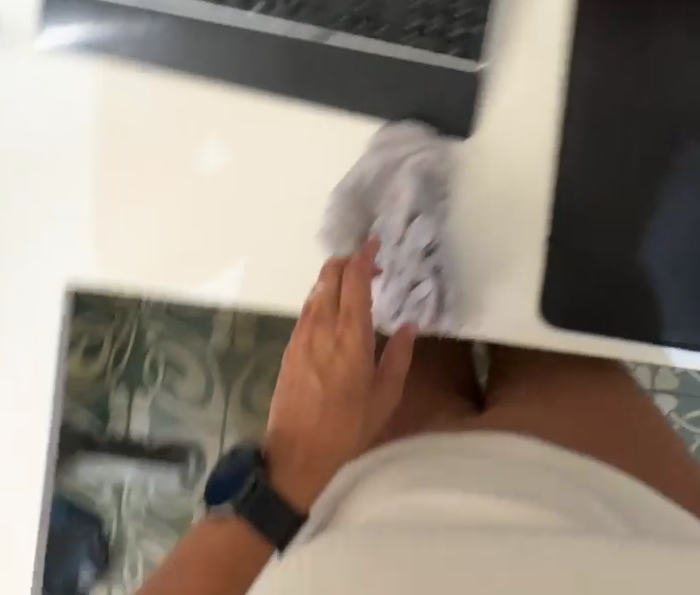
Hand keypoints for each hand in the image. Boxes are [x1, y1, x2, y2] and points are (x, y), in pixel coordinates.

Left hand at [264, 239, 416, 511]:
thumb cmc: (347, 429)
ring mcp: (302, 334)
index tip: (375, 245)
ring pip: (316, 289)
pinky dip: (323, 296)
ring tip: (355, 283)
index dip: (364, 256)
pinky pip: (308, 307)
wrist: (296, 454)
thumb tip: (409, 325)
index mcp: (350, 335)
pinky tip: (335, 309)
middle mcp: (323, 326)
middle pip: (330, 275)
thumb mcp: (385, 397)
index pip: (354, 279)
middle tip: (369, 264)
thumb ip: (399, 356)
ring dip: (335, 277)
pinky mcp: (291, 345)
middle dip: (349, 260)